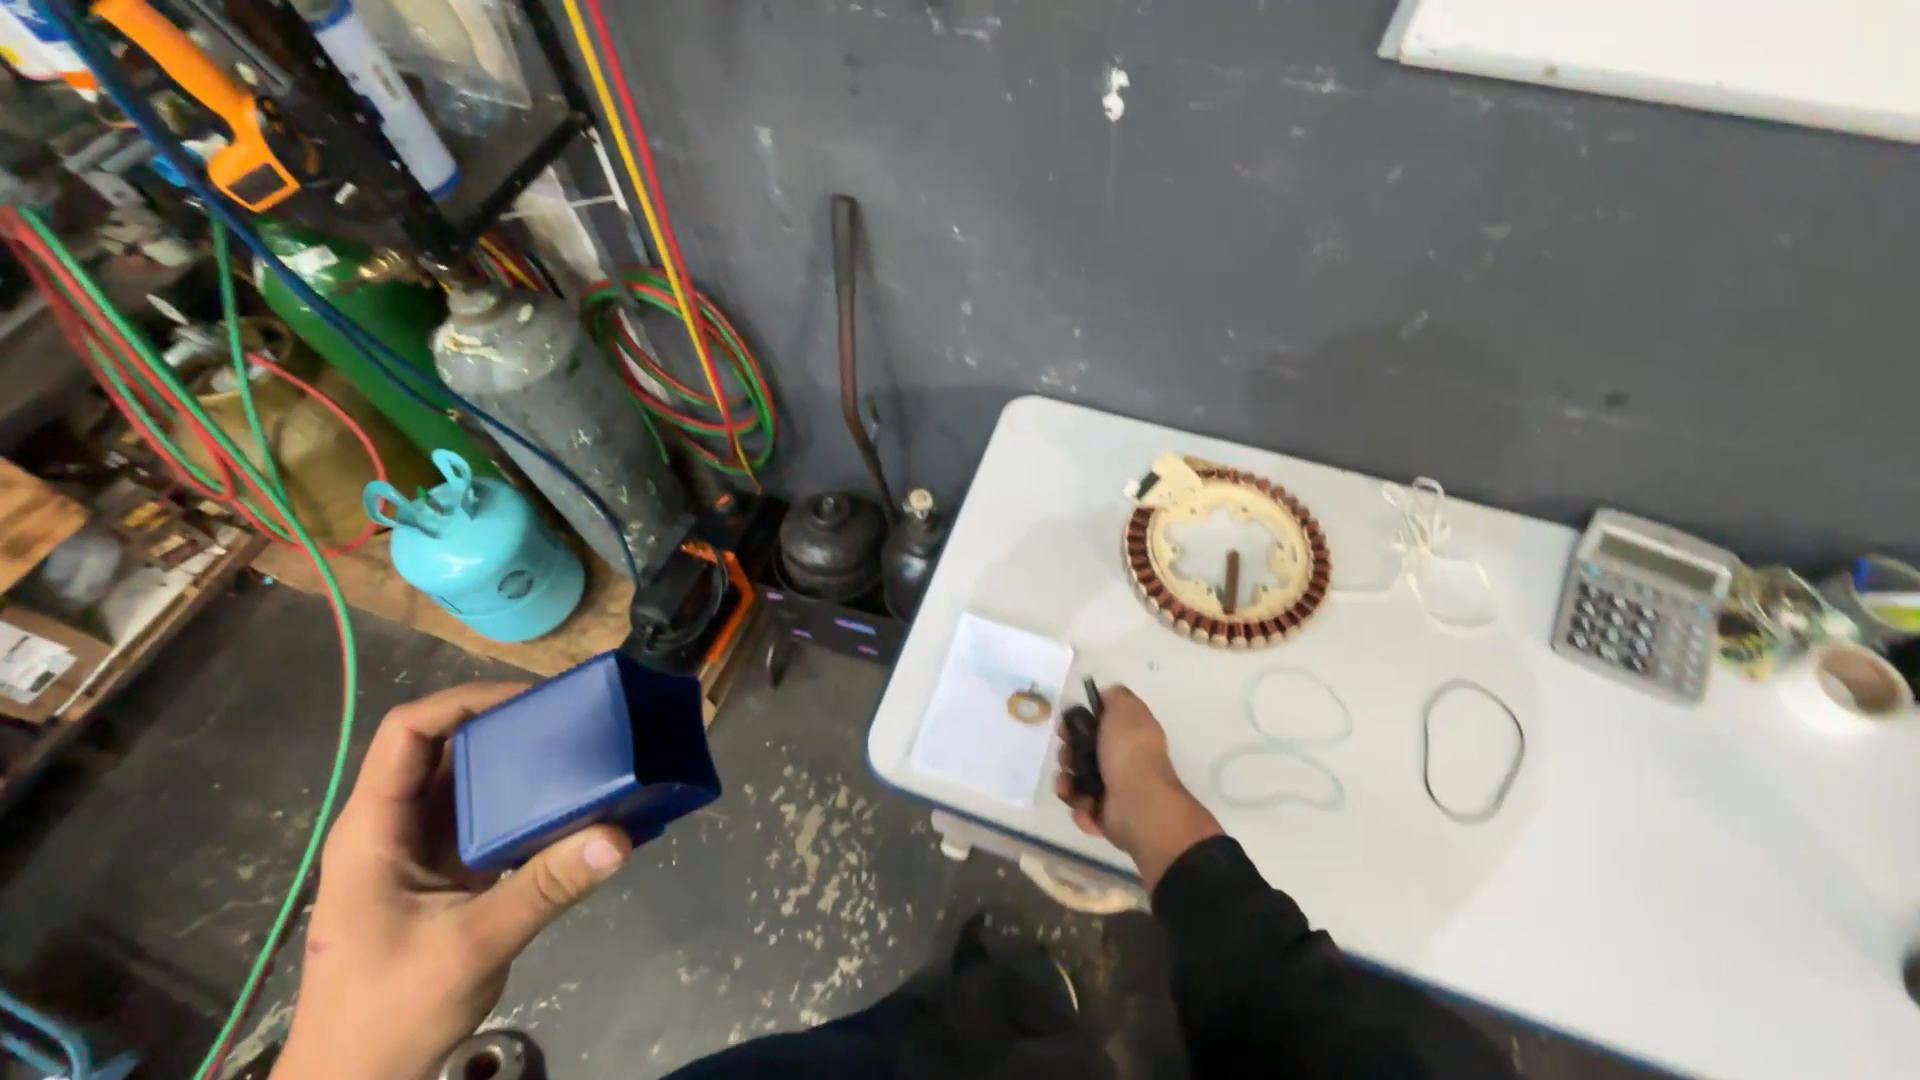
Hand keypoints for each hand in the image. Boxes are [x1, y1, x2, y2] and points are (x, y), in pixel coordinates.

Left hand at [272, 683, 631, 1079]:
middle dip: (504, 726)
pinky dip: (526, 807)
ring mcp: (419, 852)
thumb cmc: (389, 1011)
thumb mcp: (471, 946)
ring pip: (467, 784)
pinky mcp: (446, 875)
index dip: (466, 702)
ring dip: (518, 765)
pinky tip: (572, 809)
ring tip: (580, 752)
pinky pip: (486, 821)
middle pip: (443, 749)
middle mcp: (394, 828)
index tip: (533, 700)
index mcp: (374, 828)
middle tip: (572, 719)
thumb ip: (545, 888)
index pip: (409, 733)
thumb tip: (619, 836)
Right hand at [1055, 684, 1221, 890]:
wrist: (1137, 804)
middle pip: (1081, 753)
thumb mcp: (1125, 709)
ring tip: (1070, 786)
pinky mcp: (1105, 814)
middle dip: (1067, 754)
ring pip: (1076, 780)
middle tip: (1067, 758)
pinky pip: (1080, 806)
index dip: (1077, 724)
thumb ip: (1115, 696)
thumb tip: (1105, 695)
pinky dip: (1079, 805)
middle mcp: (1122, 760)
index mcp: (1129, 735)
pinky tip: (1085, 804)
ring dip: (1067, 782)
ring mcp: (1114, 789)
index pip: (1097, 725)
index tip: (1066, 726)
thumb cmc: (1129, 752)